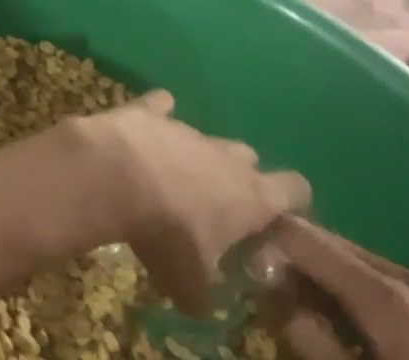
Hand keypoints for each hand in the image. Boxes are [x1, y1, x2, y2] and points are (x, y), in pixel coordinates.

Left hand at [60, 90, 309, 314]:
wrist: (112, 176)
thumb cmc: (165, 234)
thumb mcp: (189, 283)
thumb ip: (204, 294)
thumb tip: (200, 303)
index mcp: (253, 196)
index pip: (296, 189)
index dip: (291, 201)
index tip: (275, 217)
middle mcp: (226, 156)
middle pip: (247, 158)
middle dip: (236, 176)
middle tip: (213, 202)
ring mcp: (186, 129)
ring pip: (202, 137)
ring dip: (192, 154)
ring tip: (169, 175)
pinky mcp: (147, 112)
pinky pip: (159, 105)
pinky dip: (156, 112)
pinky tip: (146, 122)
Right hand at [267, 216, 408, 359]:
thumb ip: (315, 342)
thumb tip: (279, 304)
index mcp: (383, 293)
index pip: (298, 232)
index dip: (262, 244)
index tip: (244, 274)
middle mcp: (406, 277)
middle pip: (326, 243)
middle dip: (291, 263)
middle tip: (272, 299)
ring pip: (354, 262)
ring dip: (323, 279)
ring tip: (312, 314)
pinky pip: (384, 282)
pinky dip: (356, 292)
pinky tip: (357, 326)